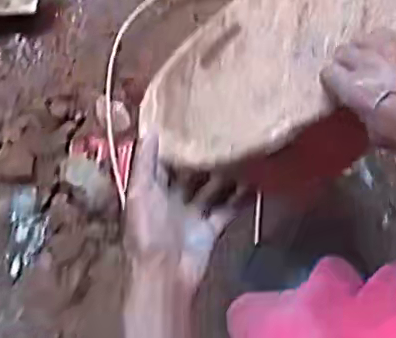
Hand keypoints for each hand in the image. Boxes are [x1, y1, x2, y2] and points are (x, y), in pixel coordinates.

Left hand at [126, 130, 243, 291]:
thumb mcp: (140, 193)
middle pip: (192, 173)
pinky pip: (228, 208)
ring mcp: (194, 214)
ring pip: (213, 188)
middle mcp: (174, 199)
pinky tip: (255, 181)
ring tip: (243, 149)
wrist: (165, 277)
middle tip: (225, 128)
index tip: (193, 117)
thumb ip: (145, 162)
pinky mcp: (210, 228)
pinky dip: (241, 197)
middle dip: (205, 156)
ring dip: (226, 174)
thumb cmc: (149, 231)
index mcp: (154, 190)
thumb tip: (149, 128)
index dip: (176, 143)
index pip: (166, 161)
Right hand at [321, 30, 395, 157]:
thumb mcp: (377, 135)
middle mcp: (366, 61)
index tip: (338, 89)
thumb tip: (356, 104)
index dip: (333, 83)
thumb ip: (359, 112)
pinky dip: (381, 43)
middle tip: (354, 78)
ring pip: (360, 39)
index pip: (328, 73)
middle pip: (342, 52)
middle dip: (345, 65)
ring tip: (371, 63)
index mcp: (355, 88)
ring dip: (362, 51)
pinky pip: (382, 33)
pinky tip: (389, 54)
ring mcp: (386, 45)